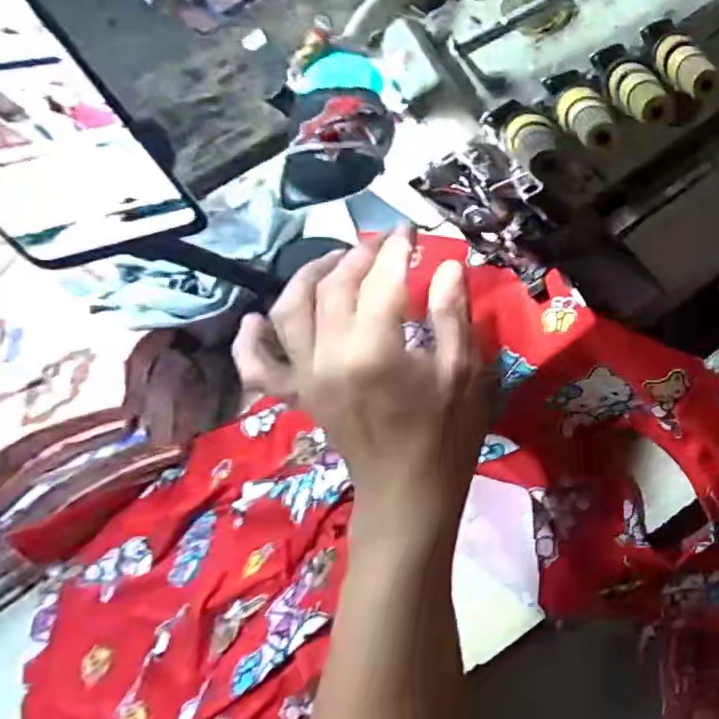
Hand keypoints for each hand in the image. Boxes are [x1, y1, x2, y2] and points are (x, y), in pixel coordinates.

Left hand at [232, 226, 489, 548]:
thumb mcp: (464, 371)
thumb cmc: (448, 430)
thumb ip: (451, 315)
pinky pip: (261, 365)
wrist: (411, 487)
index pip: (381, 283)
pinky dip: (254, 339)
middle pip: (334, 290)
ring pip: (291, 312)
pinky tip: (258, 318)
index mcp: (374, 350)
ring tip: (334, 260)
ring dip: (310, 279)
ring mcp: (306, 377)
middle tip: (383, 242)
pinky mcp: (298, 395)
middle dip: (358, 257)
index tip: (411, 231)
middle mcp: (329, 356)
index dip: (397, 252)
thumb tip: (446, 266)